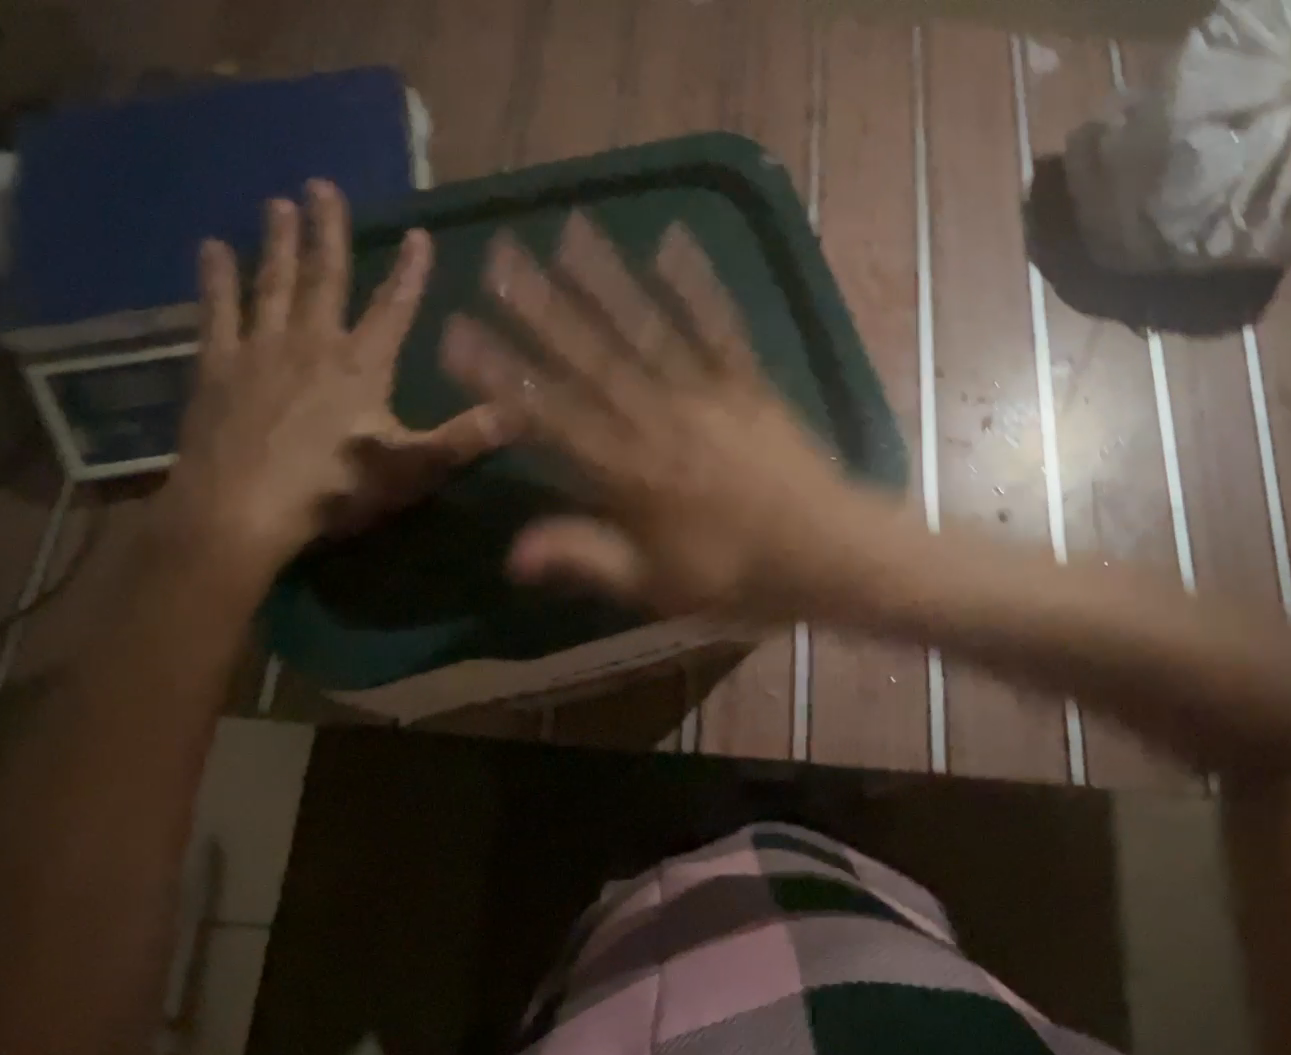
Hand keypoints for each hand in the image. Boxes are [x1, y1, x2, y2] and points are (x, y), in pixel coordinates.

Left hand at [163, 180, 509, 578]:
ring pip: (272, 284)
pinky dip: (216, 279)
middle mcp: (313, 343)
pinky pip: (217, 312)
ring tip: (278, 203)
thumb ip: (464, 437)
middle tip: (321, 186)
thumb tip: (525, 411)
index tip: (417, 234)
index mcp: (362, 365)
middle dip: (328, 232)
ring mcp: (260, 351)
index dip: (409, 272)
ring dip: (278, 243)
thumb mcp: (411, 468)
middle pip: (325, 278)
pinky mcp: (217, 368)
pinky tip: (211, 248)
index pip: (394, 308)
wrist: (240, 510)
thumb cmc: (334, 490)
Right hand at [439, 213, 890, 619]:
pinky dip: (696, 283)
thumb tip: (511, 550)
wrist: (831, 557)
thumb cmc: (740, 579)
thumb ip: (586, 558)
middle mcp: (659, 422)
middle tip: (497, 258)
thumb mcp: (657, 587)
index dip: (500, 377)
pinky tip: (672, 241)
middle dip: (539, 308)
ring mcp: (707, 396)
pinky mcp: (750, 385)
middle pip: (591, 360)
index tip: (458, 333)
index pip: (550, 418)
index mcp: (629, 476)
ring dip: (605, 280)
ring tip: (568, 231)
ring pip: (647, 332)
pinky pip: (720, 328)